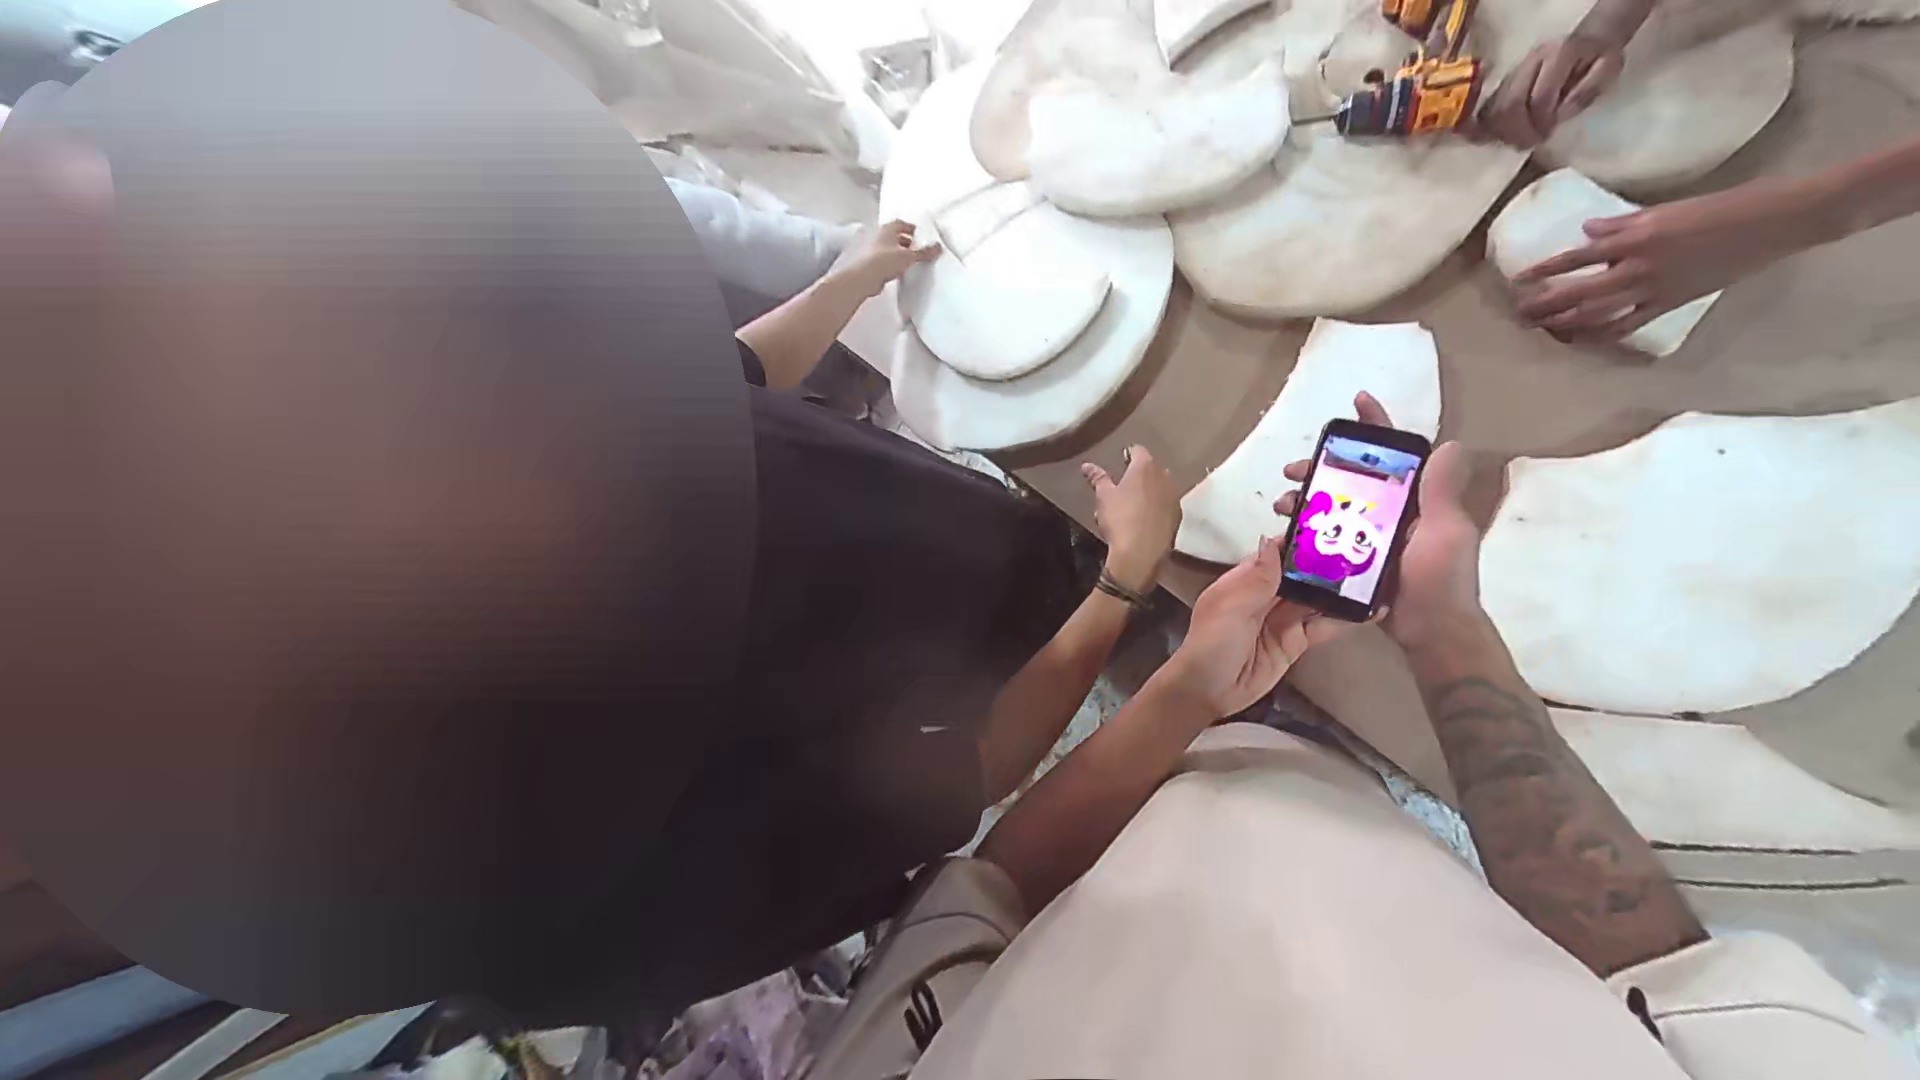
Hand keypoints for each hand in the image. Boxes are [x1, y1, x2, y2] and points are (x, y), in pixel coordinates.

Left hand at [826, 219, 940, 297]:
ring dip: (898, 252)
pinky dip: (892, 263)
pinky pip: (885, 261)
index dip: (911, 228)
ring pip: (889, 248)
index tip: (919, 233)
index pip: (901, 224)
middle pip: (895, 236)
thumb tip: (937, 248)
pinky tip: (898, 270)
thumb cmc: (883, 260)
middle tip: (916, 247)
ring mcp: (873, 250)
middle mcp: (879, 237)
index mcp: (888, 229)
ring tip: (909, 259)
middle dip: (905, 240)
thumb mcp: (909, 256)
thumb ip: (924, 253)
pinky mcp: (871, 264)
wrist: (864, 277)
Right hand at [1083, 445, 1179, 592]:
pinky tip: (1147, 517)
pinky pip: (1167, 503)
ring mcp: (1174, 496)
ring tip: (1136, 500)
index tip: (1122, 459)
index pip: (1138, 450)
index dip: (1129, 453)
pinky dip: (1158, 505)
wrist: (1141, 553)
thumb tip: (1087, 465)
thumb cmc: (1119, 519)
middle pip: (1152, 468)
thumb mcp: (1104, 497)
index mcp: (1145, 467)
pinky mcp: (1178, 516)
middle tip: (1126, 482)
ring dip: (1151, 489)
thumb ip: (1098, 478)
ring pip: (1162, 485)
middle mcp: (1164, 477)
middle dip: (1141, 472)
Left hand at [1159, 537, 1352, 716]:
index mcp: (1242, 582)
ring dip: (1339, 590)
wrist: (1209, 691)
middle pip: (1298, 576)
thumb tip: (1271, 541)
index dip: (1299, 544)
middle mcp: (1263, 597)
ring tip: (1377, 575)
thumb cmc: (1213, 644)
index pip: (1274, 556)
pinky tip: (1370, 610)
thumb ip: (1255, 578)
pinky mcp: (1294, 643)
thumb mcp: (1231, 608)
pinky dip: (1343, 619)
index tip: (1332, 527)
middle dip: (1326, 564)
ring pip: (1314, 599)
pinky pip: (1321, 627)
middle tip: (1367, 549)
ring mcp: (1280, 620)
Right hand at [1272, 393, 1485, 651]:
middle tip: (1293, 470)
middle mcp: (1391, 512)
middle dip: (1319, 467)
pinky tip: (1285, 529)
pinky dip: (1302, 527)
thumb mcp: (1447, 531)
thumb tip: (1449, 443)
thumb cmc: (1440, 579)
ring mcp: (1369, 535)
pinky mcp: (1351, 558)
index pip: (1396, 455)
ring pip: (1330, 505)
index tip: (1356, 403)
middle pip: (1351, 477)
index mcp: (1415, 500)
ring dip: (1304, 497)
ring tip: (1282, 504)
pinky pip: (1322, 534)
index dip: (1376, 426)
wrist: (1429, 630)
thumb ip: (1441, 492)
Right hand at [1475, 35, 1624, 148]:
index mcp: (1558, 54)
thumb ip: (1587, 91)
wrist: (1584, 44)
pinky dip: (1487, 132)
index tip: (1547, 135)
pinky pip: (1483, 116)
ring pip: (1491, 113)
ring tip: (1517, 142)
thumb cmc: (1597, 60)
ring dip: (1501, 134)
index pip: (1539, 97)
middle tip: (1527, 145)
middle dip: (1516, 132)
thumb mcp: (1609, 69)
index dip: (1540, 122)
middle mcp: (1528, 63)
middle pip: (1507, 106)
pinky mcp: (1498, 89)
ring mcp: (1509, 76)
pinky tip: (1500, 139)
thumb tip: (1557, 118)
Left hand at [1509, 180, 1817, 341]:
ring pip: (1594, 315)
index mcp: (1636, 240)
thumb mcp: (1670, 209)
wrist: (1785, 219)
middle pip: (1574, 294)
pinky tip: (1579, 340)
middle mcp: (1637, 268)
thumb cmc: (1728, 206)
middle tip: (1517, 314)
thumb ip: (1623, 225)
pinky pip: (1625, 326)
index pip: (1574, 259)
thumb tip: (1586, 232)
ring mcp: (1652, 290)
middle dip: (1542, 306)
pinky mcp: (1670, 304)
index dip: (1542, 270)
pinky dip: (1599, 335)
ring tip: (1538, 328)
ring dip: (1561, 324)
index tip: (1517, 281)